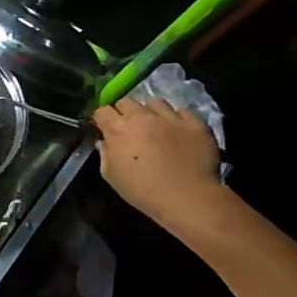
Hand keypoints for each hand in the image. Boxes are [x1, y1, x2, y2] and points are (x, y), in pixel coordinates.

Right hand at [94, 97, 226, 230]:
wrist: (185, 195)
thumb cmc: (140, 189)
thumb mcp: (109, 174)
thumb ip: (105, 152)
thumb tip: (107, 142)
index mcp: (117, 130)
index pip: (102, 111)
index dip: (102, 118)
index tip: (104, 127)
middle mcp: (142, 117)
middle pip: (127, 101)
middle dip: (123, 111)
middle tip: (127, 125)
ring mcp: (170, 118)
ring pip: (155, 101)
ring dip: (149, 109)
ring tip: (153, 122)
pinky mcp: (195, 122)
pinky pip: (183, 110)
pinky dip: (176, 115)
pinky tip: (176, 126)